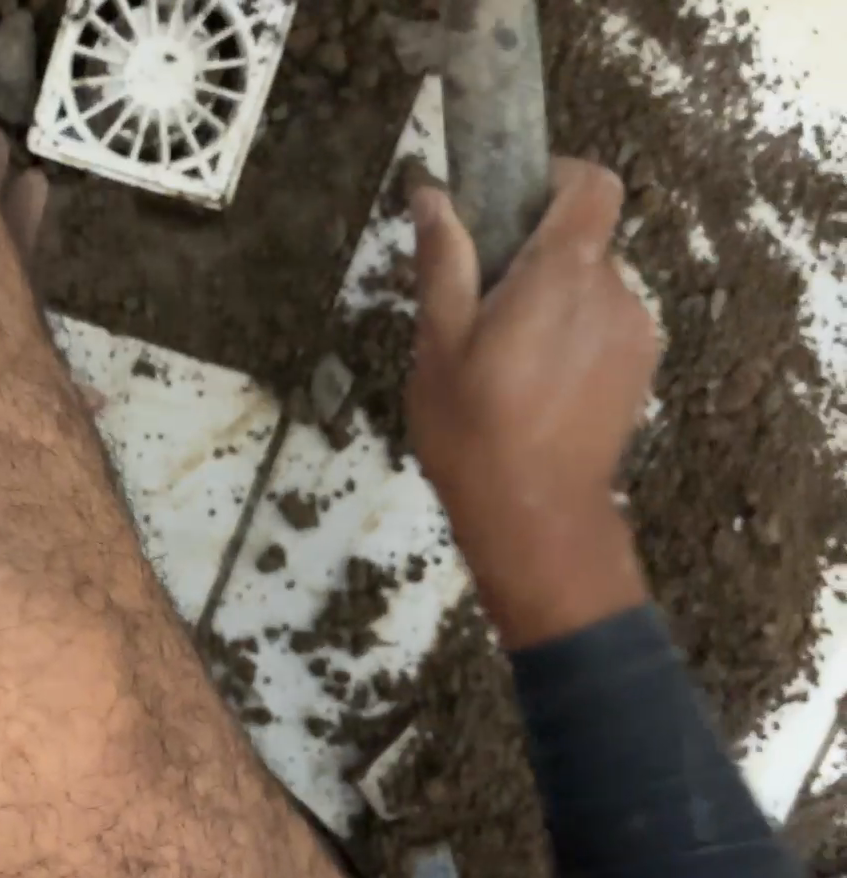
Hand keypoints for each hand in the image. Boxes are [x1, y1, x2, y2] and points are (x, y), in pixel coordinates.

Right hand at [407, 159, 659, 648]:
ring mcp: (635, 330)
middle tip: (469, 311)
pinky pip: (601, 324)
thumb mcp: (437, 344)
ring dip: (543, 301)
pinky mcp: (639, 365)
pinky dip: (564, 333)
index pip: (591, 186)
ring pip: (587, 288)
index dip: (555, 175)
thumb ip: (443, 265)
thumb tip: (431, 196)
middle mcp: (613, 290)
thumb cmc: (468, 425)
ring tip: (493, 360)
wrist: (531, 508)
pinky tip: (525, 384)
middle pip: (580, 242)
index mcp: (559, 277)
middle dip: (526, 258)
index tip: (505, 199)